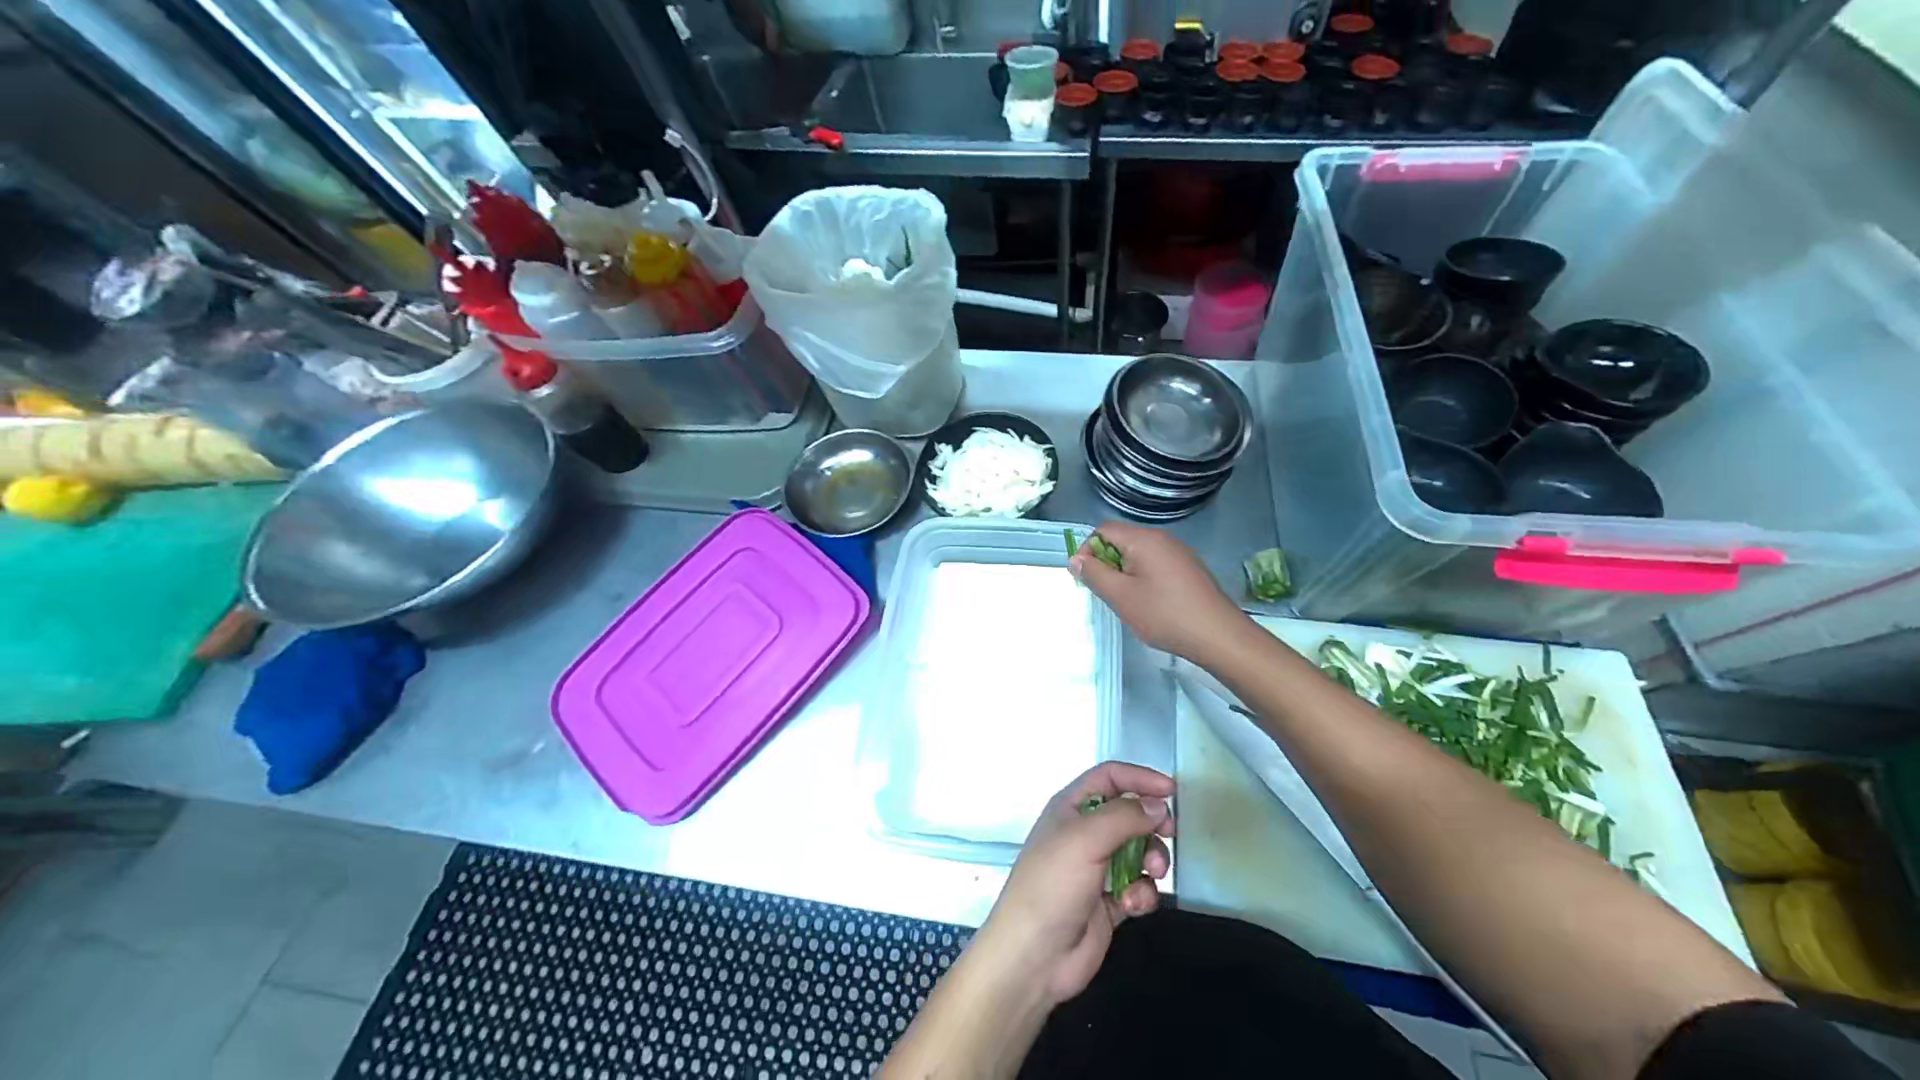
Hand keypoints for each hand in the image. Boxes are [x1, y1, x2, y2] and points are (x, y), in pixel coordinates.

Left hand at [972, 762, 1174, 1006]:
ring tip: (1152, 873)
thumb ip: (1125, 816)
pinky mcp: (1110, 901)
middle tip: (1169, 833)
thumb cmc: (1053, 884)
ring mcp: (1097, 868)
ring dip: (1151, 861)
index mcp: (1071, 808)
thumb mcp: (1085, 839)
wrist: (1035, 954)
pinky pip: (1139, 886)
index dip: (1139, 778)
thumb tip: (1158, 805)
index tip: (1170, 790)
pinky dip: (1142, 893)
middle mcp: (1084, 833)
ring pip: (1140, 852)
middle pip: (1130, 814)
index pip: (1109, 777)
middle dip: (1151, 823)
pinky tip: (1131, 904)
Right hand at [1070, 522, 1250, 663]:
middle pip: (1122, 540)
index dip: (1088, 550)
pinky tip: (1151, 603)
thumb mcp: (1121, 596)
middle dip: (1107, 563)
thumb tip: (1075, 559)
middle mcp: (1162, 538)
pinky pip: (1156, 564)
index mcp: (1144, 539)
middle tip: (1107, 593)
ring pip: (1139, 554)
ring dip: (1125, 573)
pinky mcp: (1189, 568)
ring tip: (1128, 601)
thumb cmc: (1164, 614)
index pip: (1103, 530)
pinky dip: (1144, 578)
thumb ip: (1094, 574)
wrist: (1218, 635)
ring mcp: (1179, 552)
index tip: (1088, 578)